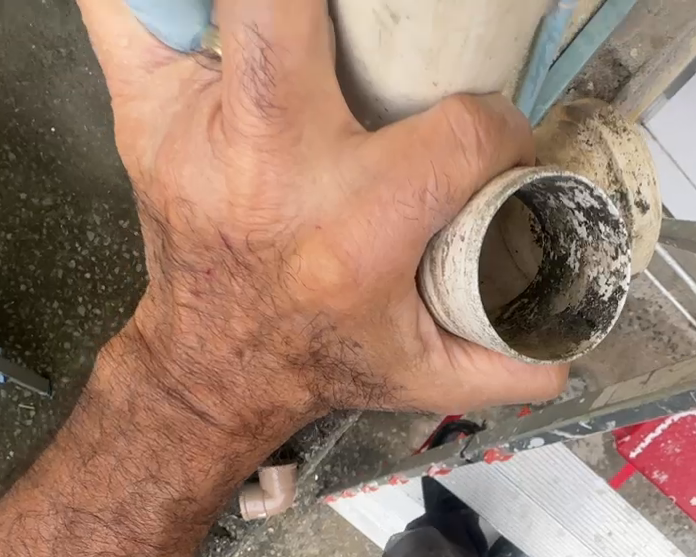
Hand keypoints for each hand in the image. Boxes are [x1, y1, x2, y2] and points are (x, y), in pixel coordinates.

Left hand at [76, 0, 569, 440]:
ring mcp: (202, 132)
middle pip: (288, 10)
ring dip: (277, 0)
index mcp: (357, 234)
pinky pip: (124, 9)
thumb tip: (572, 354)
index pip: (458, 132)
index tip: (499, 139)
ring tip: (330, 26)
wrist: (218, 369)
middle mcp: (276, 171)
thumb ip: (508, 368)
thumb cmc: (325, 361)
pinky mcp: (148, 113)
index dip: (500, 125)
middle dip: (369, 9)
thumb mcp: (428, 380)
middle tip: (399, 32)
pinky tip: (221, 13)